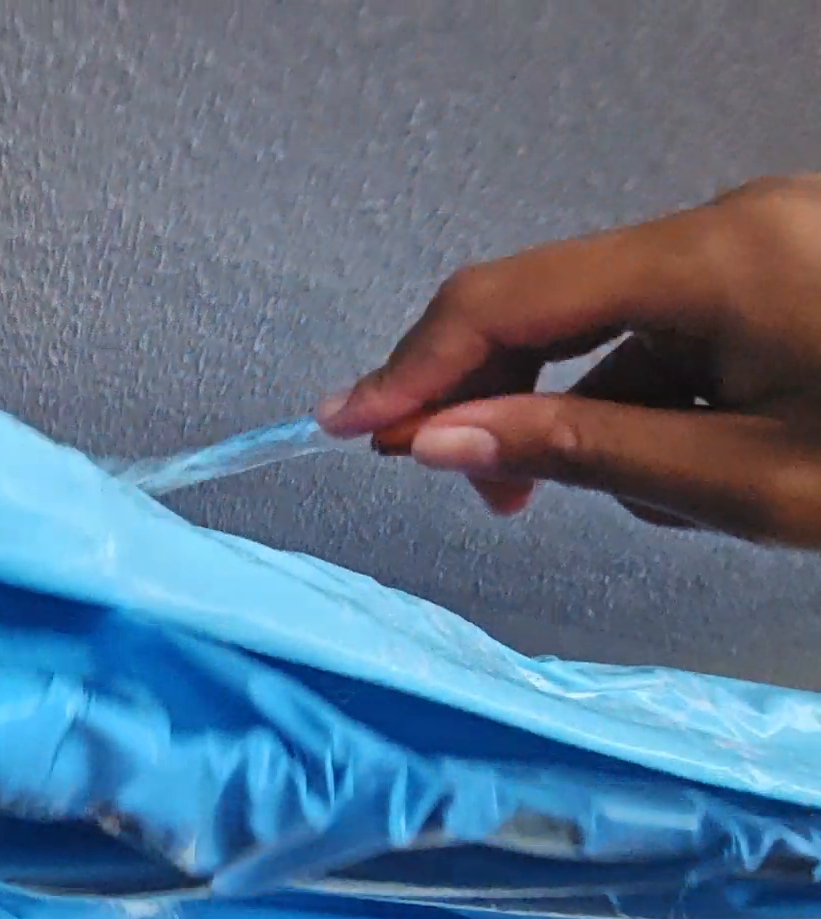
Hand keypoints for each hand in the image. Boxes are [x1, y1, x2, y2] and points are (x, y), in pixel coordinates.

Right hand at [318, 174, 820, 547]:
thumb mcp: (751, 479)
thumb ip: (573, 449)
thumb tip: (432, 441)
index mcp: (720, 257)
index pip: (500, 303)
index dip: (405, 369)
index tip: (342, 424)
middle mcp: (732, 228)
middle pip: (536, 305)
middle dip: (476, 393)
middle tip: (446, 473)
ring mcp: (762, 246)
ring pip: (595, 330)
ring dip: (556, 411)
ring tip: (578, 490)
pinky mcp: (784, 275)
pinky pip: (659, 335)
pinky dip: (628, 401)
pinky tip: (663, 461)